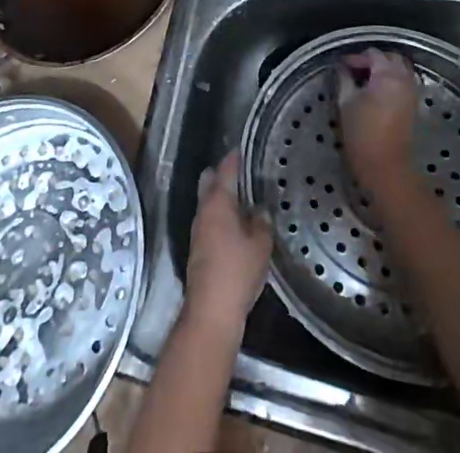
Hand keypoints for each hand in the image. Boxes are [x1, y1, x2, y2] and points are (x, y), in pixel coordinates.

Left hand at [184, 150, 272, 330]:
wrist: (211, 309)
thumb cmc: (238, 271)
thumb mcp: (260, 245)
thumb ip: (262, 223)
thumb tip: (260, 211)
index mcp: (217, 204)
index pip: (224, 171)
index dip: (233, 159)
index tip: (241, 150)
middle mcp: (203, 212)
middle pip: (209, 183)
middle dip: (222, 175)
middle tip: (241, 172)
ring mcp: (197, 230)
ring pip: (207, 202)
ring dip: (221, 197)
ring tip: (243, 196)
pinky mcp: (198, 247)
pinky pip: (209, 220)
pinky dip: (220, 214)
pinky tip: (235, 223)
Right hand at [337, 49, 419, 188]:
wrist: (385, 164)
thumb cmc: (361, 132)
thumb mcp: (345, 102)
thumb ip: (344, 79)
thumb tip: (342, 68)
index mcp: (387, 75)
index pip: (372, 54)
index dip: (355, 57)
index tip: (341, 66)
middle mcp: (404, 79)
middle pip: (391, 57)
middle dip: (373, 59)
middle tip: (354, 69)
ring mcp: (412, 91)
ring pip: (401, 68)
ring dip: (385, 68)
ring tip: (365, 79)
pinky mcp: (414, 103)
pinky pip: (405, 81)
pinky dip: (393, 79)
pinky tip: (377, 90)